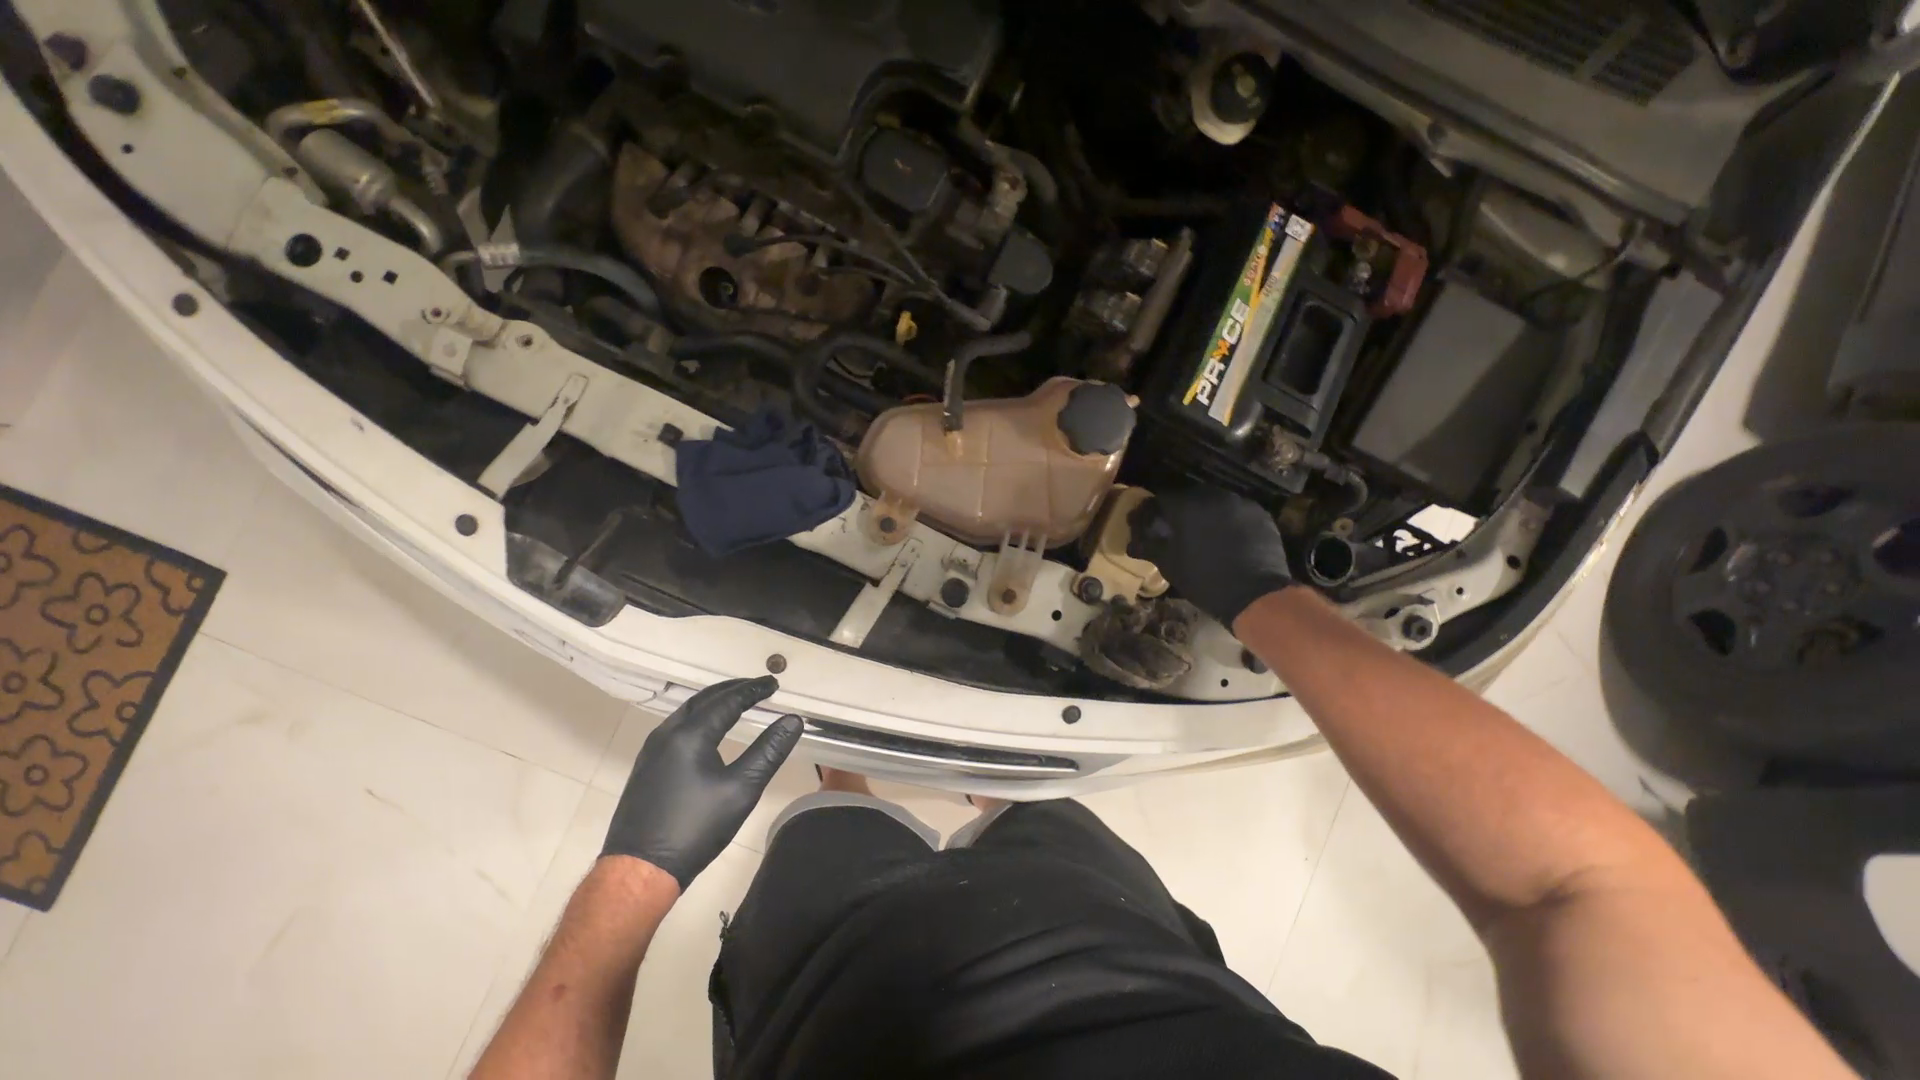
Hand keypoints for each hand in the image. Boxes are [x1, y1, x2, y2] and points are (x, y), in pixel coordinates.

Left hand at [601, 676, 803, 888]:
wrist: (640, 868)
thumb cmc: (695, 829)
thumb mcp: (741, 790)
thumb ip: (768, 752)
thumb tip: (792, 721)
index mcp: (690, 735)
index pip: (727, 701)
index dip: (752, 690)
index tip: (773, 683)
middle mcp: (667, 734)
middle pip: (703, 700)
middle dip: (732, 690)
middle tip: (757, 687)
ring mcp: (651, 751)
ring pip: (685, 713)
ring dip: (712, 702)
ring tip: (735, 703)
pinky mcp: (645, 768)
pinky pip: (675, 728)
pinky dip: (698, 718)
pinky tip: (706, 732)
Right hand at [1128, 486, 1294, 627]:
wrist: (1255, 595)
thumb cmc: (1205, 580)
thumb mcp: (1170, 566)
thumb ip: (1149, 547)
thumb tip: (1132, 543)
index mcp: (1187, 506)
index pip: (1161, 500)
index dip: (1150, 513)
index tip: (1146, 525)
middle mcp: (1214, 496)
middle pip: (1188, 498)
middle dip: (1178, 512)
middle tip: (1174, 530)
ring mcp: (1241, 503)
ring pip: (1214, 503)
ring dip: (1204, 515)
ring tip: (1201, 534)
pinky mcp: (1260, 515)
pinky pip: (1236, 512)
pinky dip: (1227, 521)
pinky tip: (1227, 539)